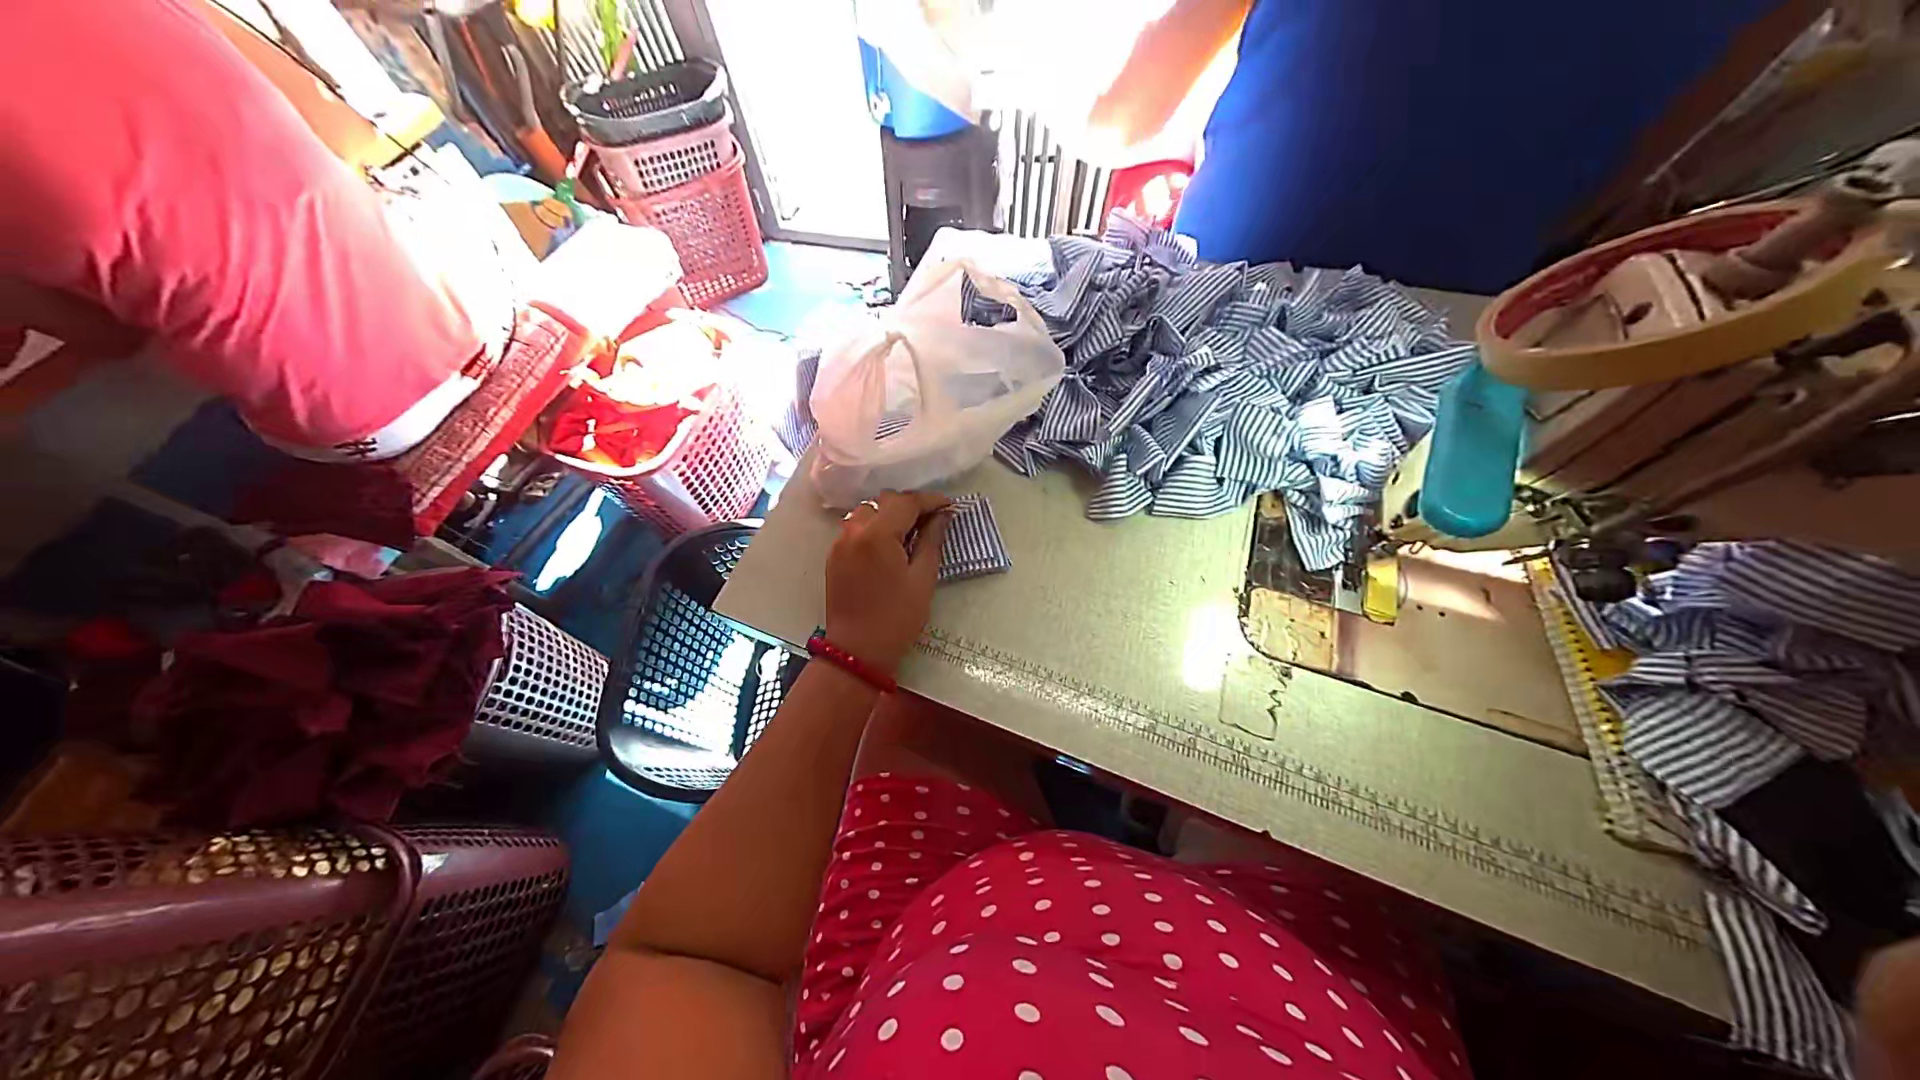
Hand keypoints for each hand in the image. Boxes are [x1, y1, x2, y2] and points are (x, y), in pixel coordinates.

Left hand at [825, 491, 952, 676]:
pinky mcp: (834, 556)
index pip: (906, 502)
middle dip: (910, 505)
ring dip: (889, 514)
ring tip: (909, 532)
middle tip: (932, 520)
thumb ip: (931, 540)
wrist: (857, 651)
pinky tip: (889, 545)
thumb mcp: (923, 579)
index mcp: (877, 535)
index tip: (949, 506)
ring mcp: (840, 543)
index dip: (931, 500)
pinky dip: (873, 527)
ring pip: (866, 512)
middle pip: (884, 501)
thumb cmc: (897, 618)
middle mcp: (854, 531)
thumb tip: (941, 516)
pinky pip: (855, 528)